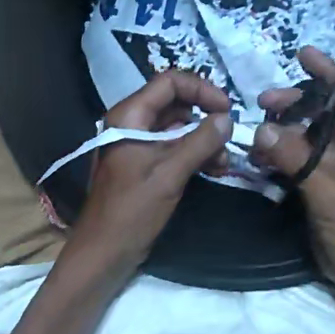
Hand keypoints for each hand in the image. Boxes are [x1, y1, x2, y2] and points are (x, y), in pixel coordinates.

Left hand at [71, 71, 233, 271]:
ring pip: (178, 128)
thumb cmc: (132, 209)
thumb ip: (200, 142)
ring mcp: (138, 145)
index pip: (169, 82)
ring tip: (224, 163)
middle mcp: (132, 123)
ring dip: (204, 140)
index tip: (227, 109)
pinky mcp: (145, 166)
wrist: (104, 250)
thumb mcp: (170, 173)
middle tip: (230, 139)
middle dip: (205, 118)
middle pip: (175, 104)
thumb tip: (227, 118)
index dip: (201, 89)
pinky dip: (194, 155)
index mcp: (130, 116)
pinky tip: (215, 170)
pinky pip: (173, 149)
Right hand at [252, 47, 334, 303]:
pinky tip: (262, 157)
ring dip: (285, 131)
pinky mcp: (328, 187)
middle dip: (295, 104)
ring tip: (257, 133)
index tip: (302, 53)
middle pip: (326, 113)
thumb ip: (297, 161)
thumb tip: (262, 128)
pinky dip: (283, 154)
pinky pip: (303, 160)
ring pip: (311, 136)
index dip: (327, 73)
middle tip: (262, 103)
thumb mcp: (328, 196)